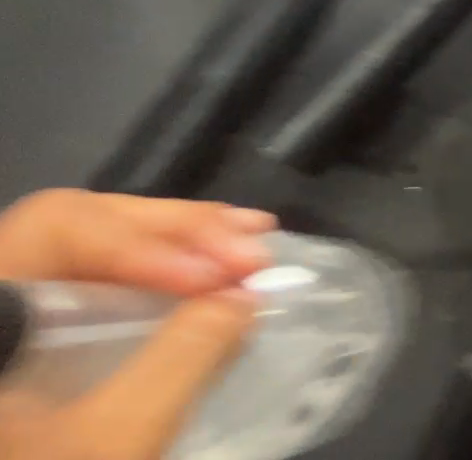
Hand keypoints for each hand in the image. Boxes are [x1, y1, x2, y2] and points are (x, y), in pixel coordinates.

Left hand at [0, 190, 273, 459]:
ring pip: (94, 242)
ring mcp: (4, 318)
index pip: (56, 229)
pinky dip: (167, 264)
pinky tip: (221, 269)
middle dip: (181, 232)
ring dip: (186, 240)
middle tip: (256, 255)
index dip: (143, 240)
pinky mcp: (28, 339)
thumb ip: (184, 355)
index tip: (218, 277)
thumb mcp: (116, 438)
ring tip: (255, 252)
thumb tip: (248, 291)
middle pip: (79, 224)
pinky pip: (95, 275)